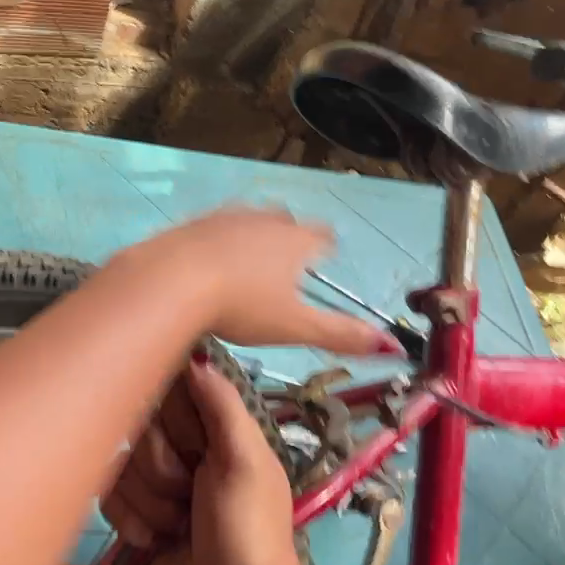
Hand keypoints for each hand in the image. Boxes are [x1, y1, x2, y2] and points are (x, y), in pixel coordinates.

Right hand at [102, 358, 316, 564]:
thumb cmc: (248, 531)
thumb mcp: (244, 461)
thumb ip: (220, 404)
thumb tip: (193, 352)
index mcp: (214, 425)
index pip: (168, 385)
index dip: (169, 413)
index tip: (187, 440)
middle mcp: (181, 443)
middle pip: (136, 424)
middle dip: (160, 467)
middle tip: (191, 494)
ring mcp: (154, 477)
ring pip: (118, 461)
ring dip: (148, 500)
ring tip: (178, 525)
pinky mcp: (131, 507)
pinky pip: (106, 494)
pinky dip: (131, 520)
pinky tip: (156, 540)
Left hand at [122, 209, 386, 354]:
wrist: (171, 279)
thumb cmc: (241, 305)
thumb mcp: (294, 326)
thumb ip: (340, 334)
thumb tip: (394, 347)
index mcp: (294, 240)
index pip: (321, 235)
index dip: (325, 244)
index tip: (326, 252)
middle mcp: (262, 219)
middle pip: (284, 220)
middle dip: (289, 234)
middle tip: (287, 257)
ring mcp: (224, 217)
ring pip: (247, 219)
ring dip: (252, 234)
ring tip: (249, 257)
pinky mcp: (190, 223)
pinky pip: (212, 228)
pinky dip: (217, 240)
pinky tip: (208, 259)